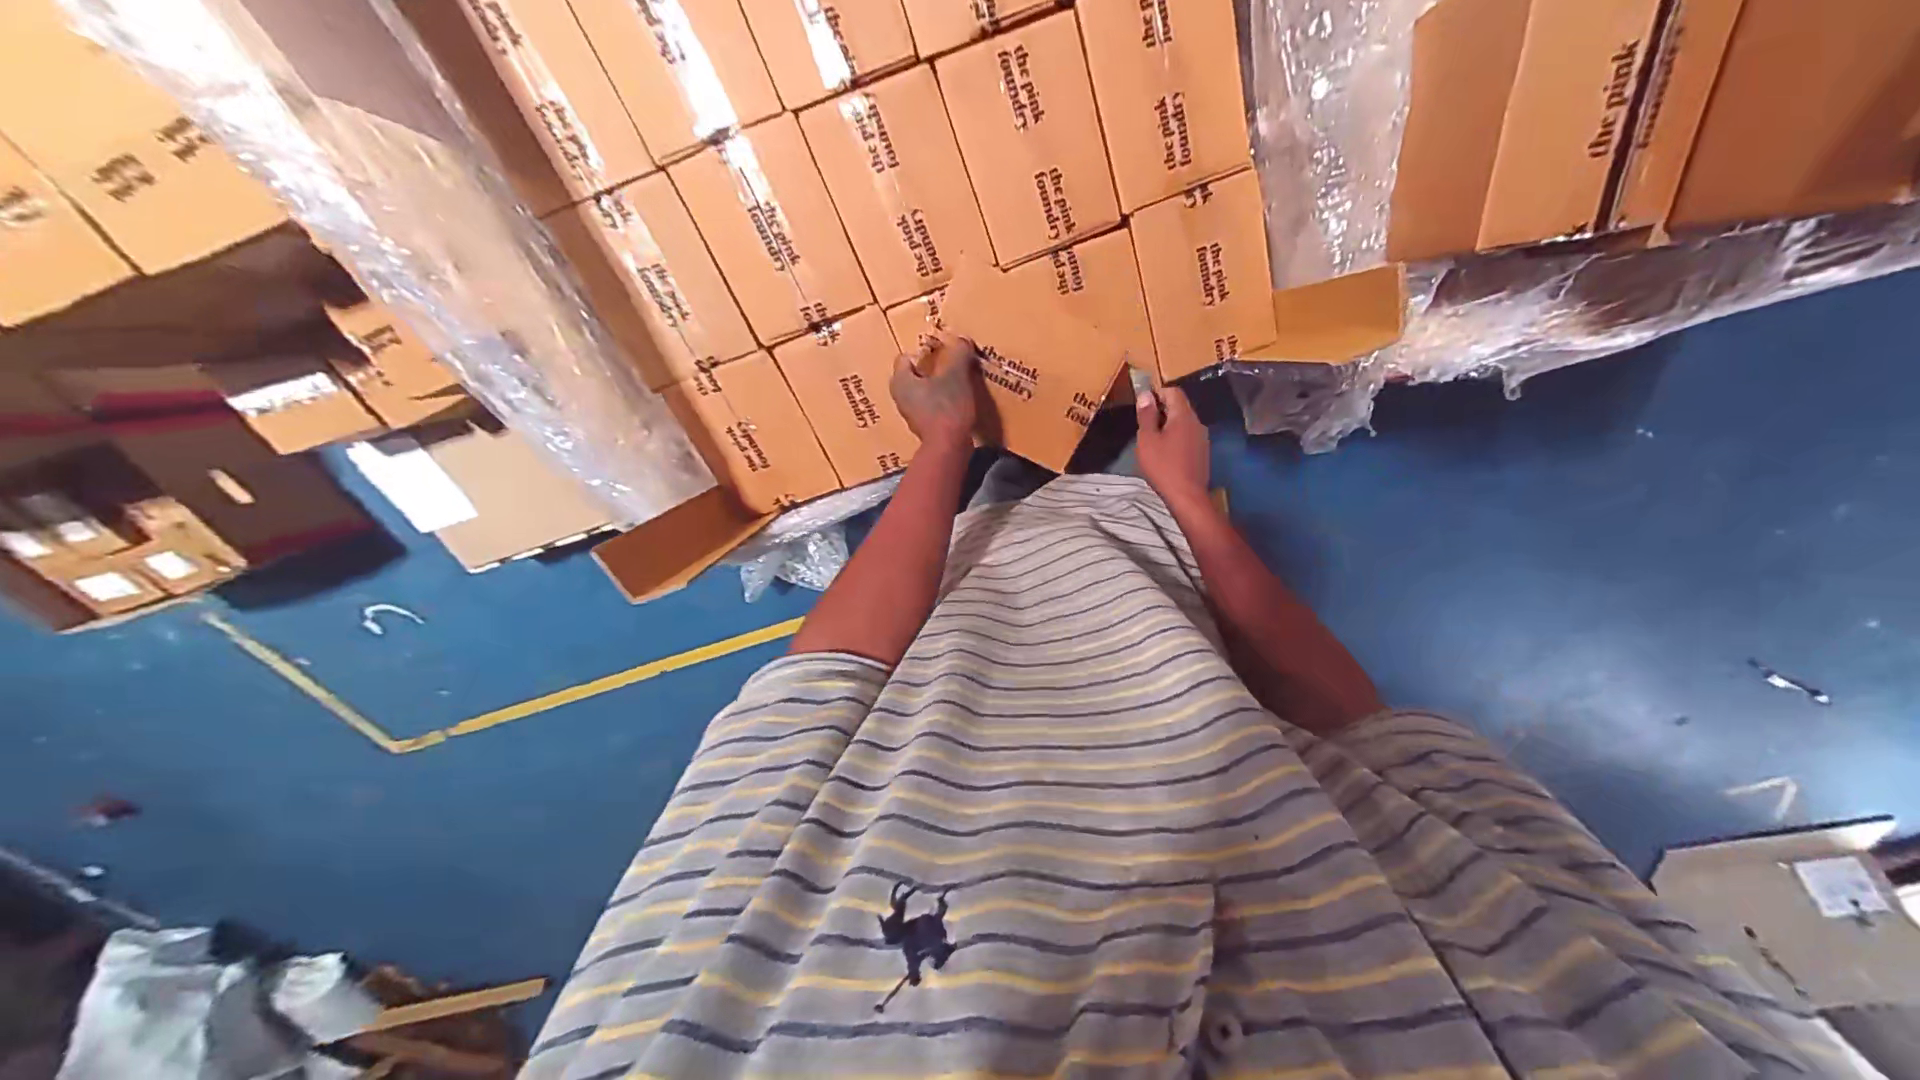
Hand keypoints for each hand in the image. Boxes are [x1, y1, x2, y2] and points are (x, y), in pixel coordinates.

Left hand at [892, 336, 978, 449]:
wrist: (949, 447)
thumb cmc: (947, 407)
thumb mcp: (955, 374)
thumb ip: (958, 353)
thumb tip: (962, 339)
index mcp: (900, 381)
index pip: (906, 356)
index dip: (925, 351)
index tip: (944, 352)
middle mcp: (900, 397)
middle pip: (916, 374)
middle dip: (933, 368)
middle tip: (952, 365)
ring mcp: (911, 414)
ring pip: (924, 391)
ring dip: (938, 386)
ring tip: (958, 382)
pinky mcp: (924, 427)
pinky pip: (932, 406)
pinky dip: (942, 402)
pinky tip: (958, 402)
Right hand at [1136, 382, 1208, 507]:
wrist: (1187, 496)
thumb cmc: (1163, 466)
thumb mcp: (1147, 440)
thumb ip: (1146, 415)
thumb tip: (1146, 394)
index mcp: (1183, 416)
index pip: (1173, 391)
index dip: (1157, 393)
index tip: (1143, 405)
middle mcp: (1197, 422)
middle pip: (1179, 406)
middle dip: (1162, 410)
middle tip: (1144, 424)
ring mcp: (1202, 438)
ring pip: (1184, 422)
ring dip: (1168, 425)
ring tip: (1153, 440)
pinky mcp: (1202, 451)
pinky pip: (1187, 436)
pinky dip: (1176, 437)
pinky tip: (1166, 452)